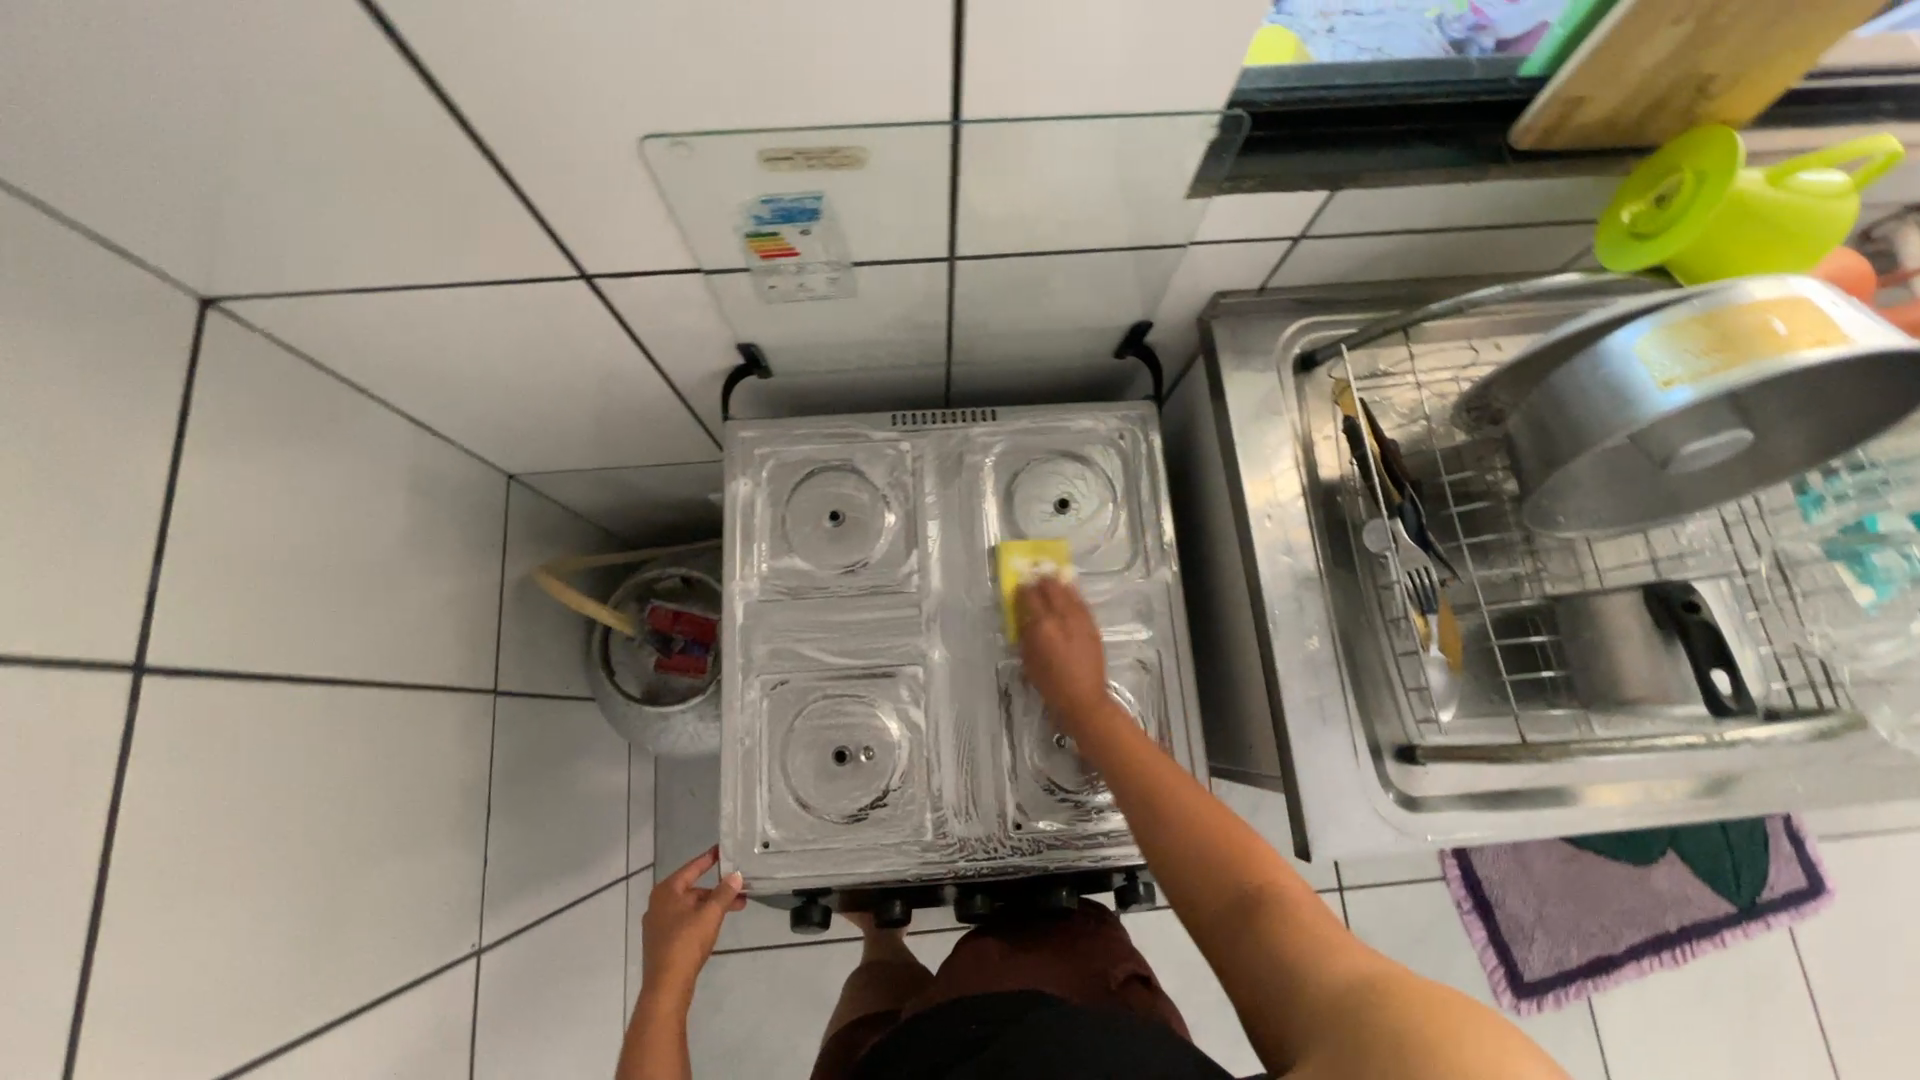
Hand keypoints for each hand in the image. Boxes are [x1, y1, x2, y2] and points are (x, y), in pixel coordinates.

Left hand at [640, 846, 744, 1006]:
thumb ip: (724, 893)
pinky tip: (717, 924)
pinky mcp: (662, 942)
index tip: (723, 850)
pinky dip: (702, 918)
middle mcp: (659, 904)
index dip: (708, 859)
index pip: (691, 869)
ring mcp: (658, 925)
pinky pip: (686, 922)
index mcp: (666, 892)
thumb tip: (735, 875)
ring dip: (713, 906)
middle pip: (692, 890)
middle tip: (740, 888)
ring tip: (737, 908)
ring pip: (691, 908)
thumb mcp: (710, 914)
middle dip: (717, 890)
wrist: (666, 985)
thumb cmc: (686, 943)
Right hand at [1016, 576, 1114, 738]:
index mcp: (1043, 626)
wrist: (1084, 699)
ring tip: (1051, 578)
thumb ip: (1026, 635)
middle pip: (1051, 588)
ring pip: (1068, 592)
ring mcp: (1080, 619)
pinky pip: (1081, 602)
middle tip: (1035, 577)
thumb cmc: (1050, 685)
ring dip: (1058, 584)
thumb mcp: (1029, 661)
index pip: (1030, 597)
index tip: (1019, 586)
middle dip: (1042, 581)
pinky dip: (1073, 594)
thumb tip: (1025, 617)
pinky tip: (1068, 592)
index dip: (1023, 589)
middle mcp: (1062, 617)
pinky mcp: (1092, 625)